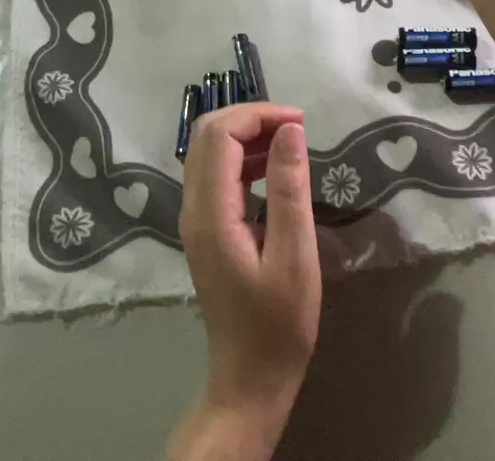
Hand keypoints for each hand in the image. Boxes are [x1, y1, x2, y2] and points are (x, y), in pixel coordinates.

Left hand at [169, 103, 319, 459]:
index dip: (257, 116)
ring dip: (249, 136)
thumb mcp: (294, 254)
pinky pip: (219, 175)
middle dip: (251, 119)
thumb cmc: (279, 322)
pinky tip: (278, 169)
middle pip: (208, 136)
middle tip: (297, 128)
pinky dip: (246, 159)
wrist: (251, 376)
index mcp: (210, 213)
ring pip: (211, 153)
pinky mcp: (208, 228)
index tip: (301, 122)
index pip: (219, 135)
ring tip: (293, 143)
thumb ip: (289, 189)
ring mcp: (197, 218)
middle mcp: (193, 208)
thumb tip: (290, 131)